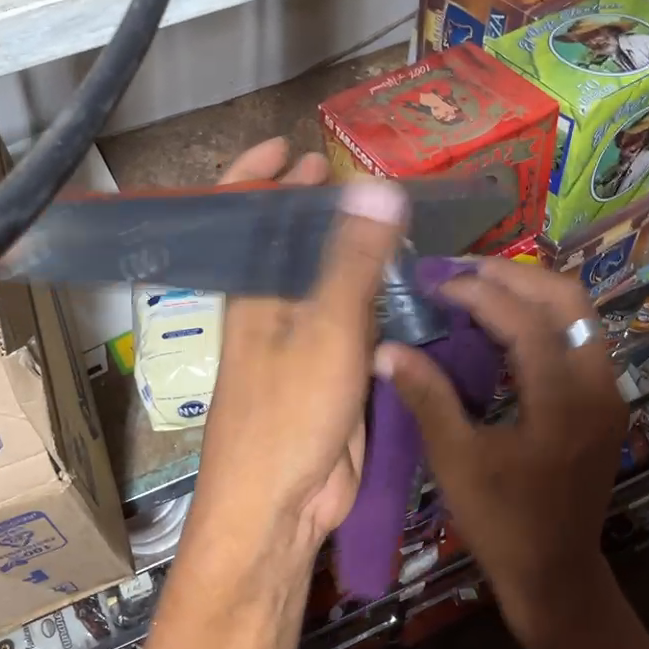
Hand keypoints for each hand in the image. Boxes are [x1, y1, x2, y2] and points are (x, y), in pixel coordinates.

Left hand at [185, 138, 407, 567]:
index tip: (291, 146)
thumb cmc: (287, 409)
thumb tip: (376, 186)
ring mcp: (301, 336)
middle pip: (290, 240)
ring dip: (352, 249)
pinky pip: (353, 316)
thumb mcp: (325, 326)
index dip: (258, 174)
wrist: (279, 502)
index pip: (244, 213)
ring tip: (393, 216)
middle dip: (315, 206)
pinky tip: (404, 279)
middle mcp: (271, 303)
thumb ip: (352, 258)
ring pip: (326, 278)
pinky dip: (373, 292)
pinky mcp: (331, 368)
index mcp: (252, 286)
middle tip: (356, 176)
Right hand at [377, 259, 625, 646]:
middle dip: (512, 275)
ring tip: (474, 287)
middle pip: (567, 298)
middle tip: (459, 270)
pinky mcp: (601, 402)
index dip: (477, 293)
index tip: (434, 285)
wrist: (555, 575)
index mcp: (565, 400)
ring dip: (527, 292)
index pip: (525, 320)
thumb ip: (427, 397)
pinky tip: (498, 326)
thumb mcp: (456, 461)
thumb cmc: (503, 523)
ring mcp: (606, 393)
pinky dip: (538, 318)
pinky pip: (575, 337)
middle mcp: (598, 385)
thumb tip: (386, 346)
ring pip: (576, 314)